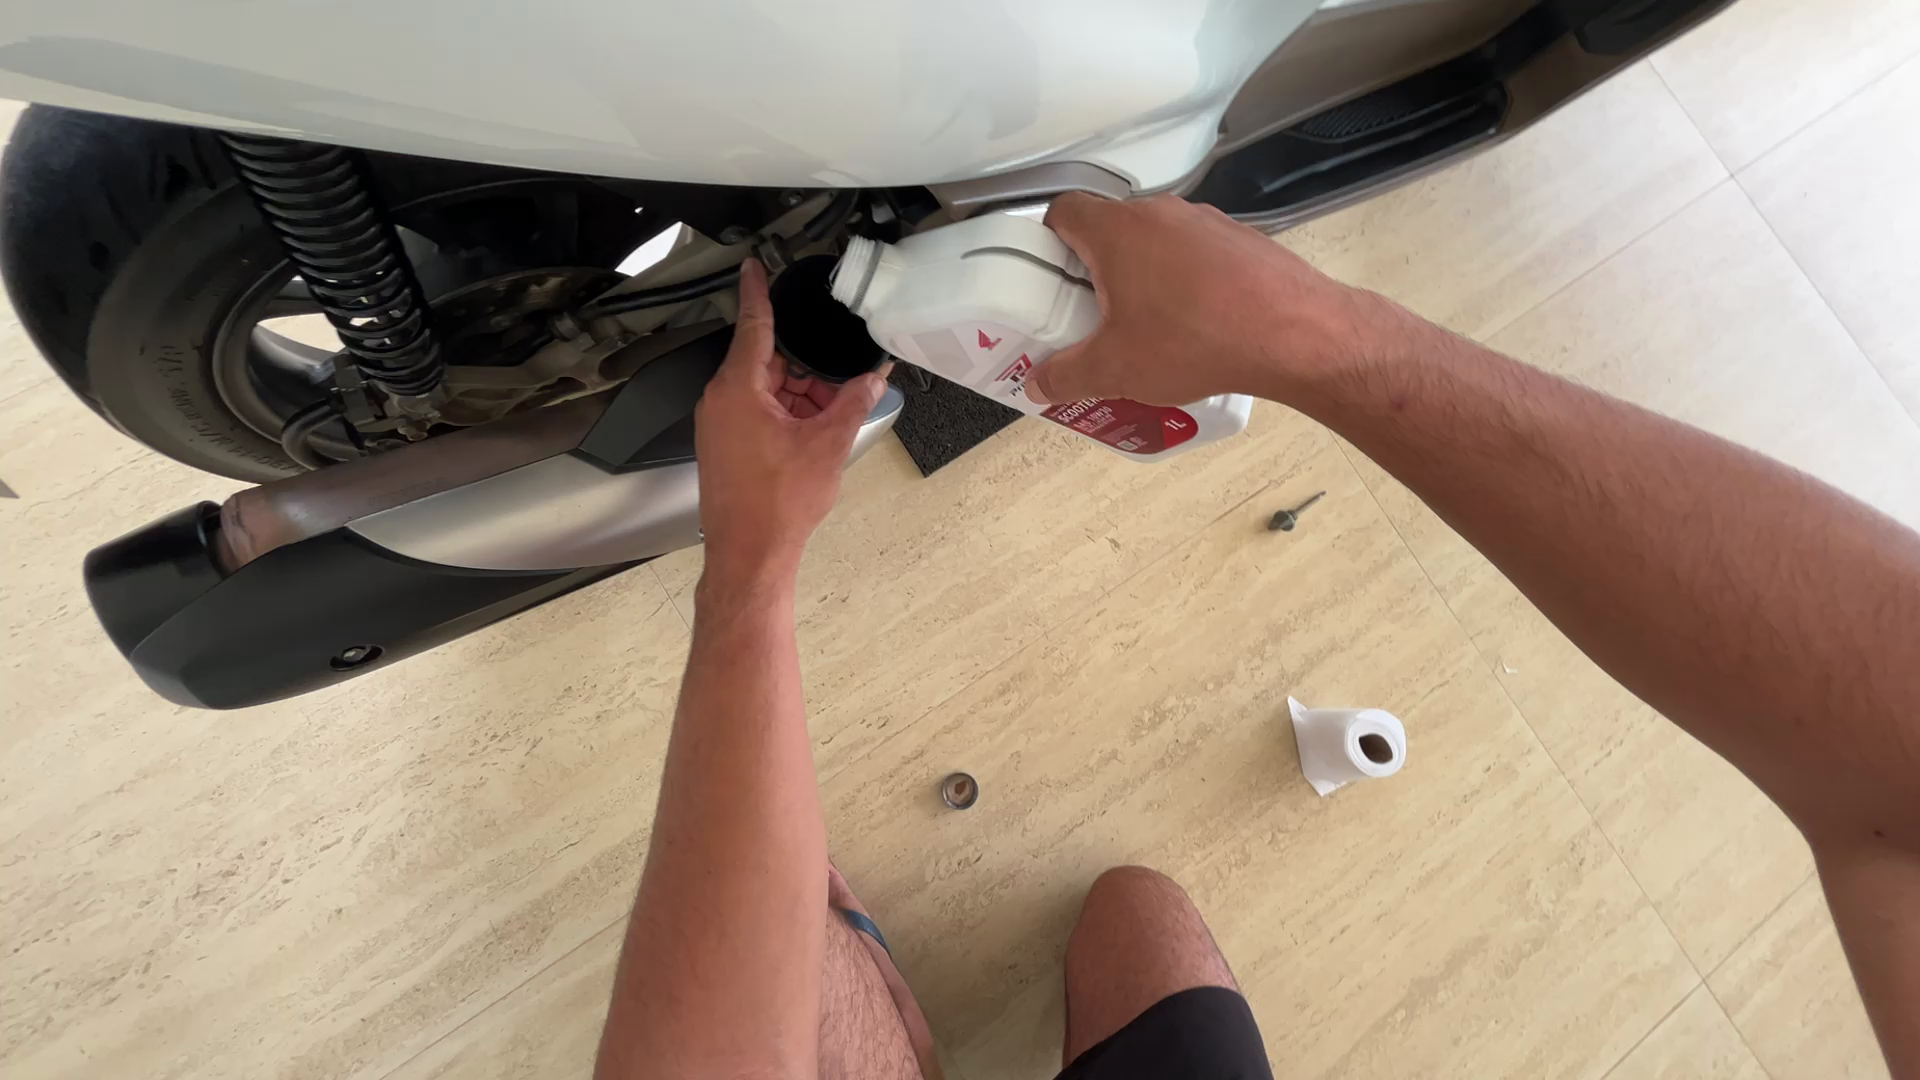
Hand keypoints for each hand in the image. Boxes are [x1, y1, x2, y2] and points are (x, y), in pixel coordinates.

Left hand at [694, 259, 889, 582]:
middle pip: (767, 363)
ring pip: (764, 392)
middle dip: (805, 372)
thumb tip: (872, 381)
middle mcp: (721, 402)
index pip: (753, 326)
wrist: (751, 553)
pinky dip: (784, 417)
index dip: (759, 292)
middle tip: (837, 385)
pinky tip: (810, 438)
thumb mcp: (828, 445)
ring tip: (827, 424)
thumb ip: (853, 403)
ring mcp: (719, 427)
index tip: (755, 266)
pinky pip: (756, 415)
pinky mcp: (724, 448)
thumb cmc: (777, 505)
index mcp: (738, 390)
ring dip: (798, 399)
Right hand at [1024, 193, 1402, 407]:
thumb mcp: (1113, 369)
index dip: (1044, 242)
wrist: (1294, 335)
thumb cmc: (1193, 340)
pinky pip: (1191, 255)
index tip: (1044, 279)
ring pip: (1152, 242)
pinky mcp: (1239, 240)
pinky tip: (1189, 326)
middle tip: (1087, 317)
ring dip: (1136, 277)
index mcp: (1118, 231)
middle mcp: (1160, 213)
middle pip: (1107, 229)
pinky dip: (1178, 282)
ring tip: (1140, 328)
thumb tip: (1036, 383)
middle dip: (1090, 270)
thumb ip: (1064, 376)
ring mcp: (1205, 222)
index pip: (1063, 211)